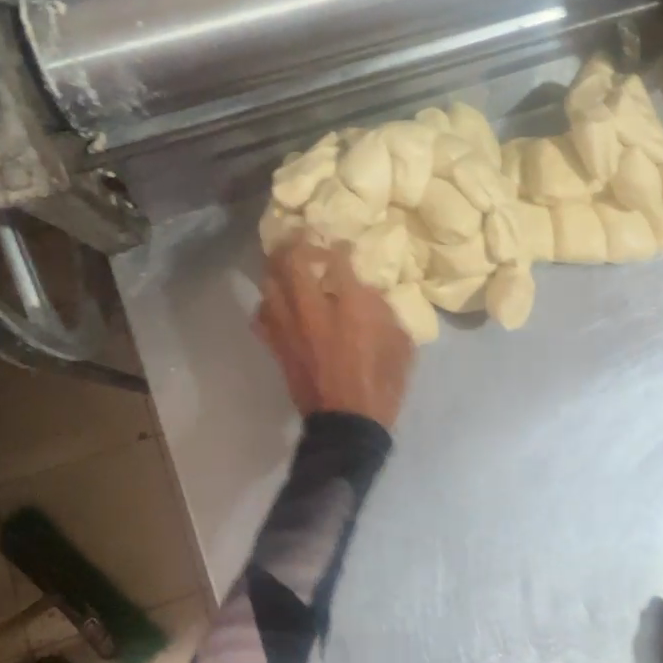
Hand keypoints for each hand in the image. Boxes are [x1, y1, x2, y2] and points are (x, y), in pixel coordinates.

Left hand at [254, 241, 414, 428]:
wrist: (347, 424)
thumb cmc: (381, 384)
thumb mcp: (401, 342)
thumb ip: (383, 309)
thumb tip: (366, 291)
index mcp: (352, 305)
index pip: (337, 258)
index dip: (338, 245)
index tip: (343, 244)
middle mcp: (314, 308)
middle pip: (293, 259)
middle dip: (298, 242)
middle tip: (305, 238)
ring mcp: (289, 326)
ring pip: (270, 281)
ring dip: (278, 267)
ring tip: (287, 263)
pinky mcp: (276, 345)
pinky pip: (261, 313)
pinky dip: (269, 302)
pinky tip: (278, 303)